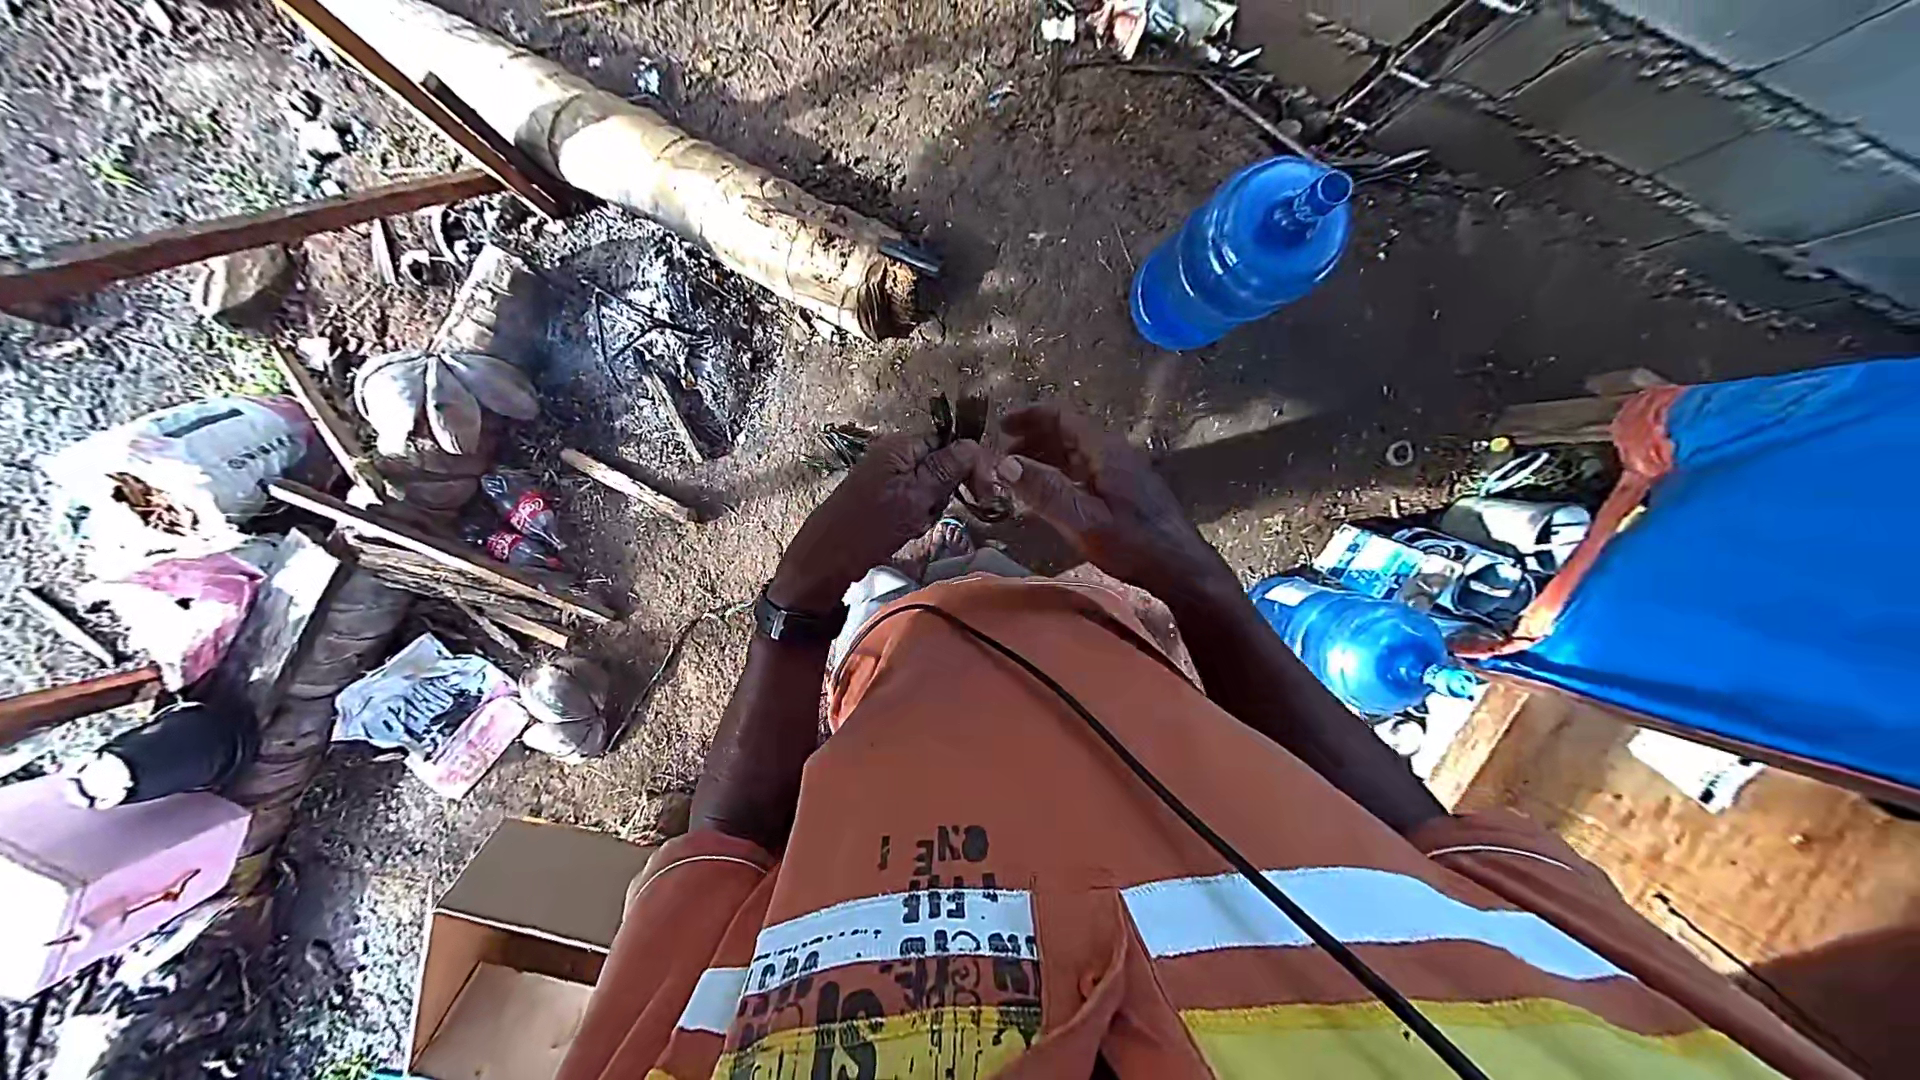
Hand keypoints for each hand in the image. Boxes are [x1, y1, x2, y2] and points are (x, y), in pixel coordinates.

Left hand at [769, 433, 992, 613]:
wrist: (827, 560)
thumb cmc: (870, 526)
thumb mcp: (915, 497)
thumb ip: (946, 469)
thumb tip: (973, 444)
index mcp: (901, 446)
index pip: (950, 443)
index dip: (970, 465)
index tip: (985, 492)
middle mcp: (893, 455)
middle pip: (941, 466)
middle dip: (944, 492)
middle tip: (929, 513)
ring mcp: (886, 477)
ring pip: (929, 489)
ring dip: (929, 509)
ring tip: (912, 524)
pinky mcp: (881, 498)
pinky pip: (913, 502)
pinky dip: (915, 517)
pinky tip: (904, 531)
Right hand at [997, 404, 1236, 606]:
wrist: (1180, 569)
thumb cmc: (1133, 544)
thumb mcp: (1082, 519)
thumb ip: (1044, 490)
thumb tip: (1005, 463)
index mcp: (1105, 450)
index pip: (1063, 416)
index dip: (1029, 416)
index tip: (1001, 425)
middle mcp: (1114, 453)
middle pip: (1068, 432)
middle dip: (1033, 437)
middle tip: (1003, 455)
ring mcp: (1122, 471)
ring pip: (1077, 452)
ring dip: (1045, 456)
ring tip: (1018, 473)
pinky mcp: (1125, 490)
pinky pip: (1086, 469)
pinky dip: (1061, 473)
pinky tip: (1048, 493)